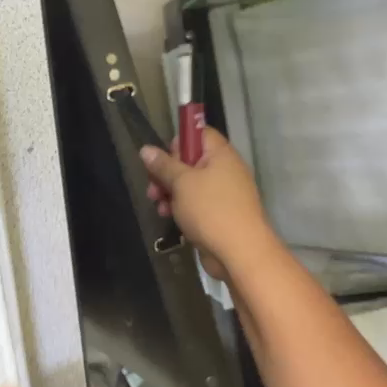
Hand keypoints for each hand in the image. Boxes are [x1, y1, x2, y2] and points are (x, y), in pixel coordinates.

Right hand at [141, 127, 280, 278]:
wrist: (240, 252)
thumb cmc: (210, 210)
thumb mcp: (181, 183)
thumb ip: (163, 165)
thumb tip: (146, 149)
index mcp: (221, 154)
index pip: (199, 134)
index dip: (179, 143)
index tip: (163, 159)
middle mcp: (225, 170)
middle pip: (191, 161)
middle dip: (167, 173)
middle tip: (153, 187)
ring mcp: (224, 193)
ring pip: (190, 185)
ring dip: (171, 193)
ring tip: (159, 206)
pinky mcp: (220, 214)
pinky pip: (197, 204)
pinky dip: (182, 208)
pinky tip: (169, 218)